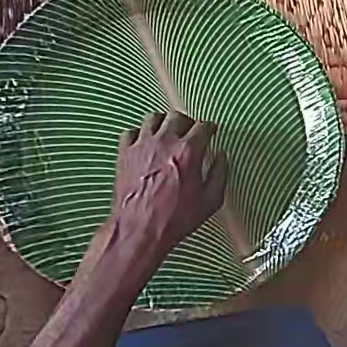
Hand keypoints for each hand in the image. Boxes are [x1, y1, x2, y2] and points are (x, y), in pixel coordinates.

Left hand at [107, 111, 227, 258]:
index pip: (203, 126)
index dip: (210, 127)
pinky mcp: (125, 154)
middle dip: (188, 121)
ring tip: (168, 131)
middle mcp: (164, 143)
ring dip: (164, 122)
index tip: (211, 131)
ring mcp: (142, 146)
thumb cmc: (174, 218)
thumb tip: (222, 158)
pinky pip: (131, 131)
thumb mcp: (210, 200)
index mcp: (188, 152)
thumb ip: (220, 174)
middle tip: (191, 131)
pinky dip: (140, 133)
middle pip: (177, 116)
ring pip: (153, 118)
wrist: (139, 230)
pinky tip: (145, 142)